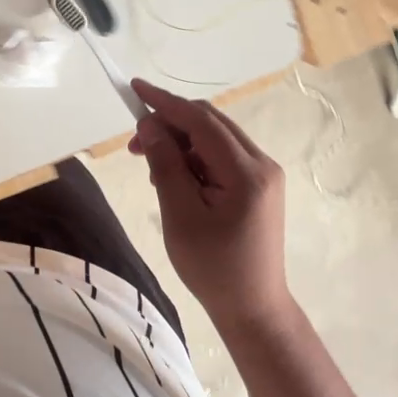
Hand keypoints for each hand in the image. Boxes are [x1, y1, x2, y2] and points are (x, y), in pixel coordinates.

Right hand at [129, 79, 293, 327]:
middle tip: (134, 142)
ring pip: (214, 137)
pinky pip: (221, 155)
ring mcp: (263, 175)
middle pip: (210, 123)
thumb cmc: (213, 267)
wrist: (252, 308)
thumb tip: (149, 125)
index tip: (134, 88)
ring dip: (180, 140)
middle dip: (170, 123)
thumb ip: (166, 164)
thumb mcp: (180, 215)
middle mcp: (261, 165)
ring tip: (150, 165)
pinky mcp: (258, 186)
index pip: (201, 122)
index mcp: (246, 173)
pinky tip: (174, 176)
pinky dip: (193, 156)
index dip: (165, 102)